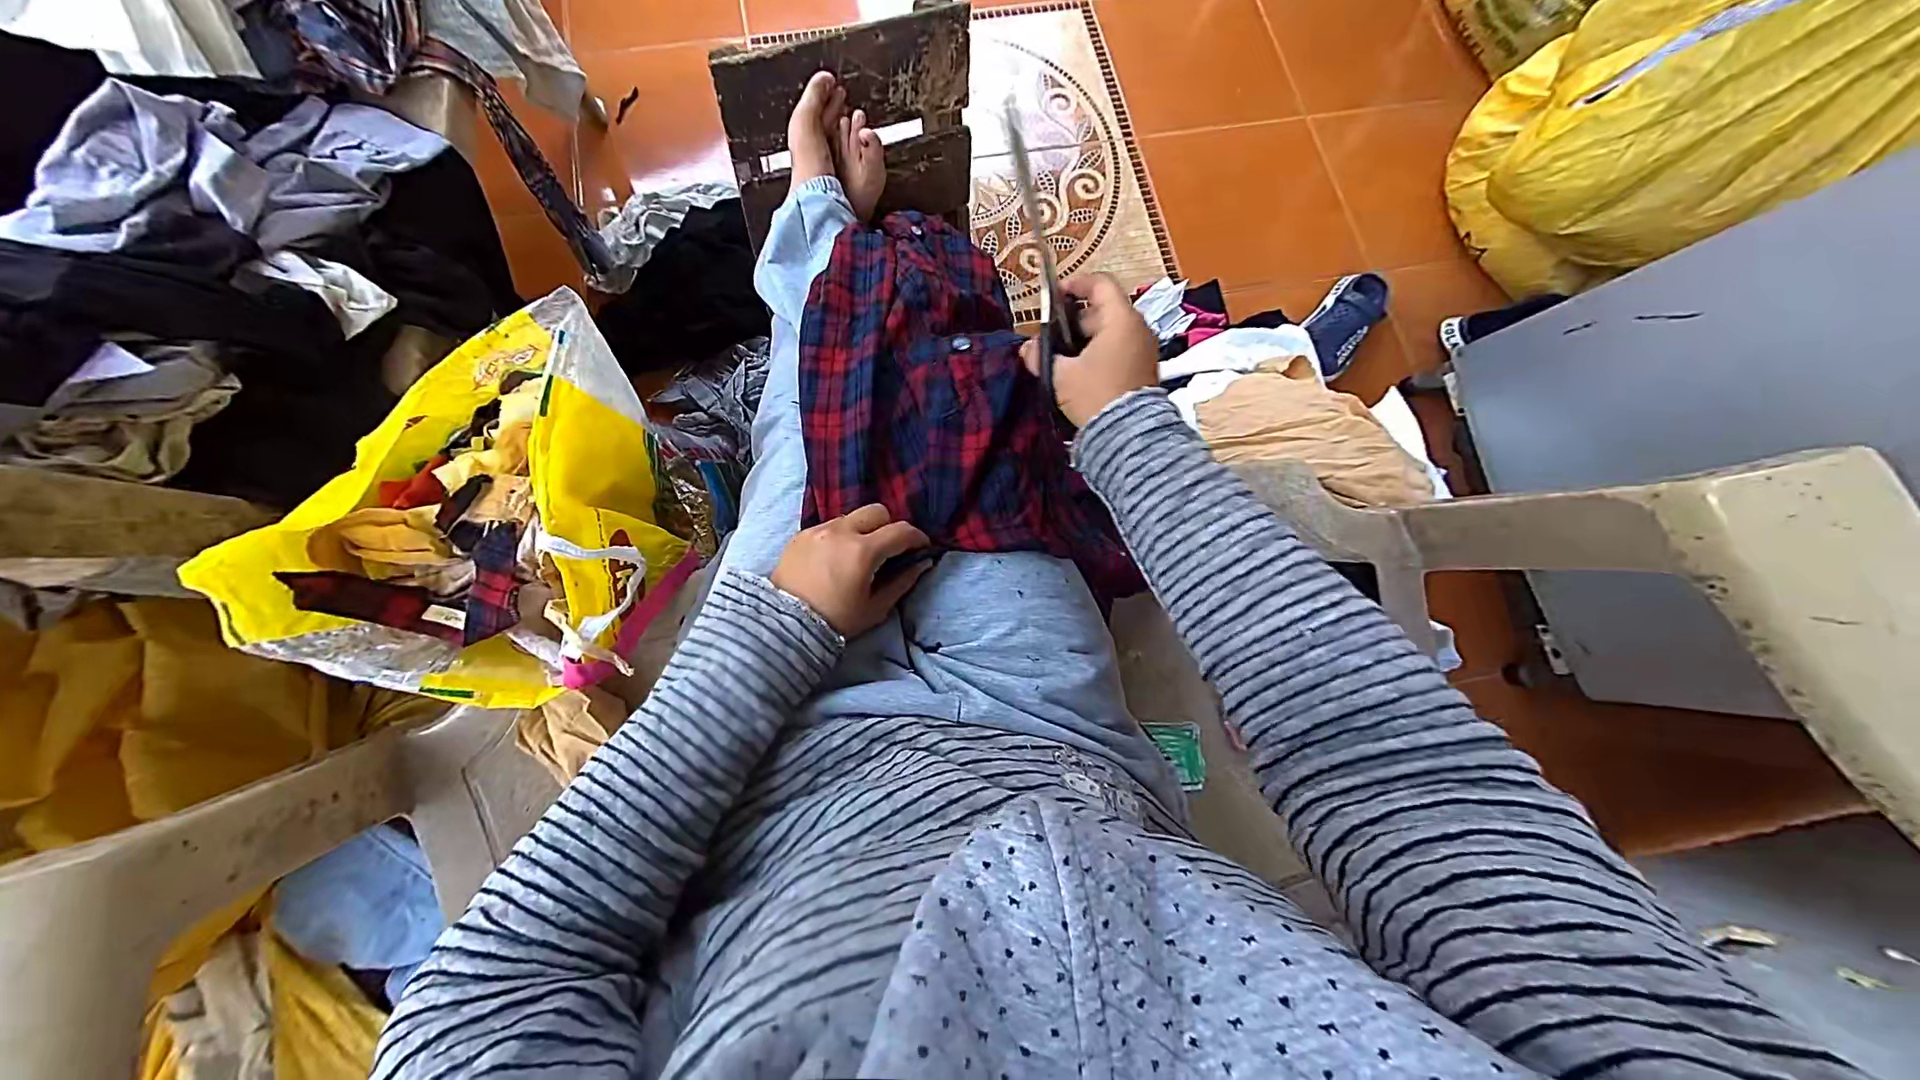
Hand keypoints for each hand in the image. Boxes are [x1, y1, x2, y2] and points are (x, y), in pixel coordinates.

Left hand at [769, 504, 931, 636]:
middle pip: (877, 511)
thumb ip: (902, 582)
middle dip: (889, 526)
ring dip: (863, 530)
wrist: (786, 625)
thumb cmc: (835, 621)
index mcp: (863, 551)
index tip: (921, 547)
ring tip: (859, 553)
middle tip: (889, 548)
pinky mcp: (801, 535)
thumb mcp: (875, 608)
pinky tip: (836, 556)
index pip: (901, 531)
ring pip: (852, 517)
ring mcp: (818, 530)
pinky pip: (829, 526)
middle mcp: (841, 532)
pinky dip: (840, 536)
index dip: (917, 537)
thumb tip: (921, 564)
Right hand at [1020, 272, 1159, 427]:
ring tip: (1063, 357)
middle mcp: (1137, 328)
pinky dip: (1099, 352)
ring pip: (1110, 331)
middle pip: (1103, 310)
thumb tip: (1028, 349)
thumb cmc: (1096, 395)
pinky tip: (1080, 371)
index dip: (1076, 283)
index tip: (1056, 295)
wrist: (1129, 434)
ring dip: (1085, 339)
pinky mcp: (1144, 368)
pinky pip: (1119, 348)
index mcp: (1120, 320)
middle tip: (1052, 337)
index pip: (1100, 284)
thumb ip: (1041, 357)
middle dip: (1074, 321)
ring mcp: (1144, 348)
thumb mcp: (1061, 376)